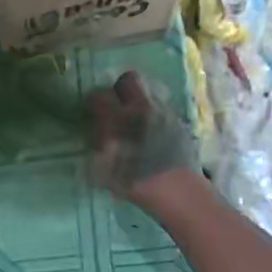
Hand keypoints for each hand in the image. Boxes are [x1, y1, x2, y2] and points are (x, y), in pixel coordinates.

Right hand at [86, 72, 196, 202]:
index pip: (99, 97)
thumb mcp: (104, 169)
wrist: (176, 191)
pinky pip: (162, 109)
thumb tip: (97, 131)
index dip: (93, 103)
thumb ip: (98, 145)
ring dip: (139, 103)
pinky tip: (153, 134)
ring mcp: (162, 112)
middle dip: (120, 90)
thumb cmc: (135, 184)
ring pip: (147, 94)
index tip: (93, 112)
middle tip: (117, 108)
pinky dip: (154, 117)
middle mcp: (140, 109)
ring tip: (136, 123)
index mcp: (118, 119)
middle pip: (128, 80)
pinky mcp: (178, 121)